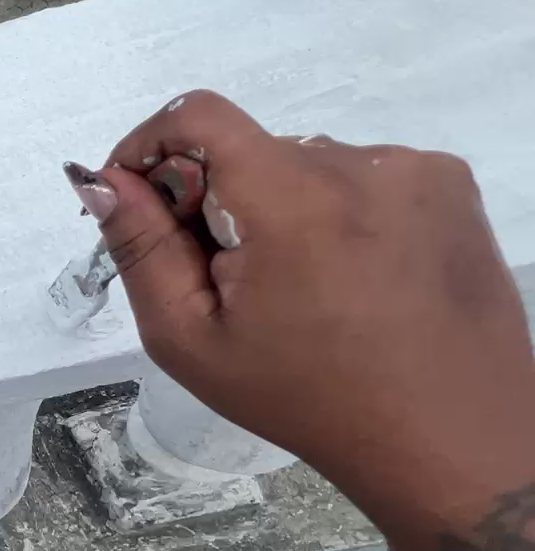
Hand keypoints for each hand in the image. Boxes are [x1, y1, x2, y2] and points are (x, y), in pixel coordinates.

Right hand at [82, 90, 534, 519]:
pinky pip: (342, 176)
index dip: (144, 147)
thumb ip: (140, 248)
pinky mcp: (446, 188)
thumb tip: (101, 183)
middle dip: (197, 199)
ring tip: (269, 286)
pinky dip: (306, 211)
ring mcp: (417, 173)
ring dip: (253, 208)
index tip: (131, 202)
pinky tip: (321, 276)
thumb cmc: (298, 392)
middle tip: (202, 277)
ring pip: (288, 164)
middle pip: (240, 149)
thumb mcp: (186, 333)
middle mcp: (364, 166)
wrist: (448, 433)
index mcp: (296, 200)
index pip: (198, 117)